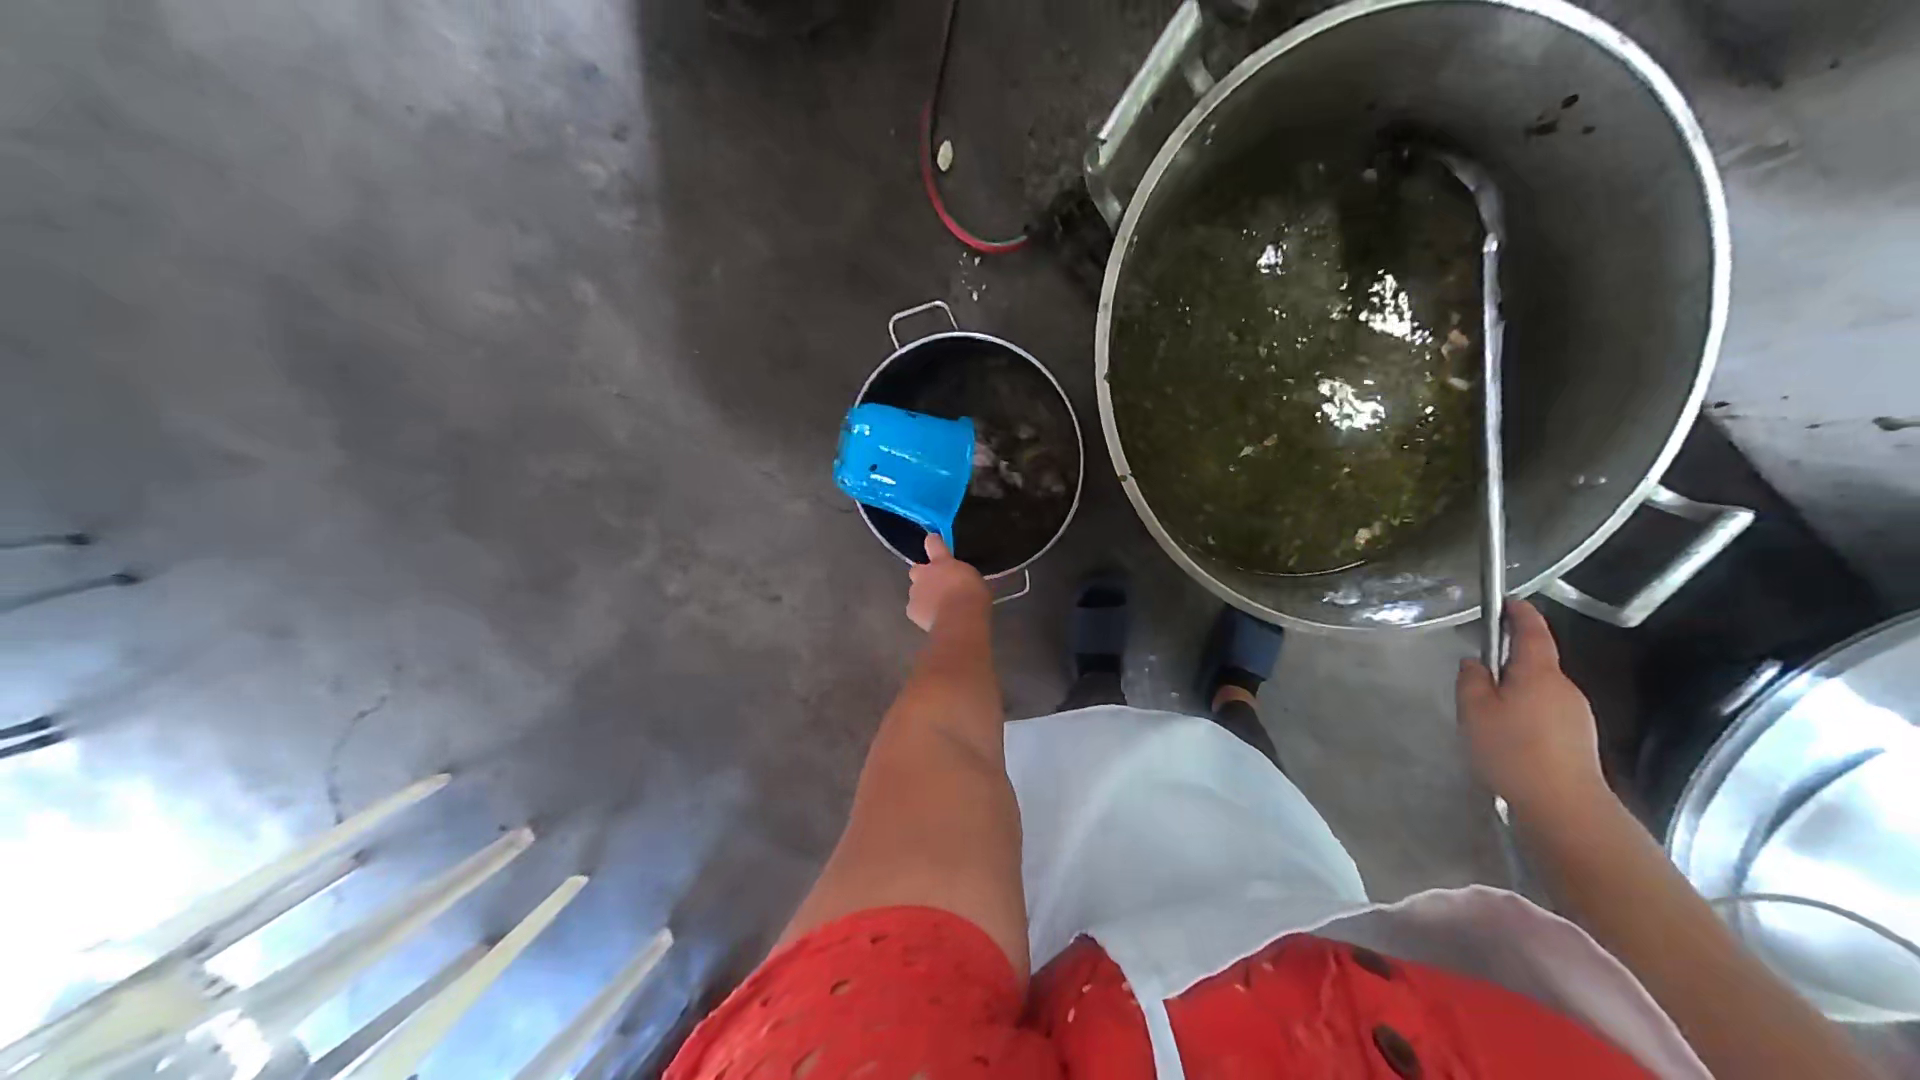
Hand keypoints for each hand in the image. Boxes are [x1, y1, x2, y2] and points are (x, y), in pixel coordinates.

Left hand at [906, 533, 989, 630]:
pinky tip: (933, 619)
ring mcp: (915, 591)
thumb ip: (961, 576)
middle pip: (916, 569)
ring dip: (924, 595)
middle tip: (936, 585)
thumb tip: (960, 580)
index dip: (933, 541)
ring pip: (916, 590)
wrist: (958, 620)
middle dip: (923, 575)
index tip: (933, 540)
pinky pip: (915, 608)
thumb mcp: (973, 580)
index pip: (933, 543)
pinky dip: (922, 612)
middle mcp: (924, 574)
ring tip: (938, 607)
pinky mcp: (911, 609)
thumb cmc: (973, 597)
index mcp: (942, 562)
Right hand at [1456, 600, 1610, 819]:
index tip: (1510, 602)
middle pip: (1534, 663)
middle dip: (1508, 662)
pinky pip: (1545, 712)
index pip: (1532, 633)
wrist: (1564, 805)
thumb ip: (1471, 680)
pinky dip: (1524, 713)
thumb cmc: (1512, 750)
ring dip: (1514, 691)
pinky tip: (1506, 736)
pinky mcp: (1578, 738)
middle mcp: (1564, 688)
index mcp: (1539, 673)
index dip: (1521, 614)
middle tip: (1476, 672)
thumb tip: (1476, 663)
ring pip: (1538, 690)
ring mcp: (1576, 714)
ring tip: (1486, 713)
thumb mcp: (1474, 710)